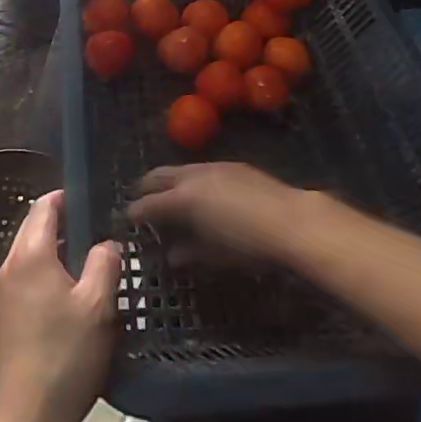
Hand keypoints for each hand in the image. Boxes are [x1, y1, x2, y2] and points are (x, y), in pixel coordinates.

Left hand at [0, 190, 119, 421]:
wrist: (27, 420)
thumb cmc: (65, 356)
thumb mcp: (97, 305)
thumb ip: (104, 263)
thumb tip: (106, 243)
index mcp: (30, 255)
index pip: (45, 205)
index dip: (70, 196)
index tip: (98, 198)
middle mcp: (12, 266)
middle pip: (36, 226)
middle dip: (67, 221)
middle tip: (103, 227)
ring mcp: (7, 292)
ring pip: (35, 252)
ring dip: (62, 248)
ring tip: (97, 257)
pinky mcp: (10, 315)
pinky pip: (32, 275)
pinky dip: (54, 270)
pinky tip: (79, 289)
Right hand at [126, 163, 321, 264]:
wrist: (291, 220)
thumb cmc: (249, 245)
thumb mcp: (216, 255)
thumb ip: (190, 252)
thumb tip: (172, 256)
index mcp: (183, 199)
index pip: (149, 204)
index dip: (137, 211)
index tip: (128, 217)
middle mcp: (193, 177)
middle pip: (160, 176)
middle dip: (147, 186)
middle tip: (140, 197)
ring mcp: (214, 167)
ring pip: (181, 169)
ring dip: (170, 180)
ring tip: (167, 193)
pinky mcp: (233, 165)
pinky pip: (201, 169)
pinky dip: (191, 178)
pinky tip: (199, 191)